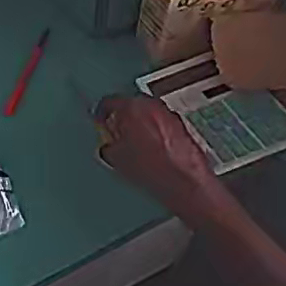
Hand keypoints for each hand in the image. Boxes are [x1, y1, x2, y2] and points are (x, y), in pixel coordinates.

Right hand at [93, 95, 225, 216]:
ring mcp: (168, 113)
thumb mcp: (117, 159)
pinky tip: (152, 149)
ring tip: (136, 145)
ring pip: (147, 112)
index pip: (108, 102)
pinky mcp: (181, 124)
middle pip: (130, 104)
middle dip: (122, 117)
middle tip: (116, 133)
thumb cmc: (155, 170)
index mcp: (131, 108)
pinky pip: (161, 122)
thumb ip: (108, 144)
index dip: (101, 113)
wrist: (185, 183)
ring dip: (140, 123)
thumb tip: (109, 146)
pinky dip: (155, 130)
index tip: (100, 119)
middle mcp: (151, 105)